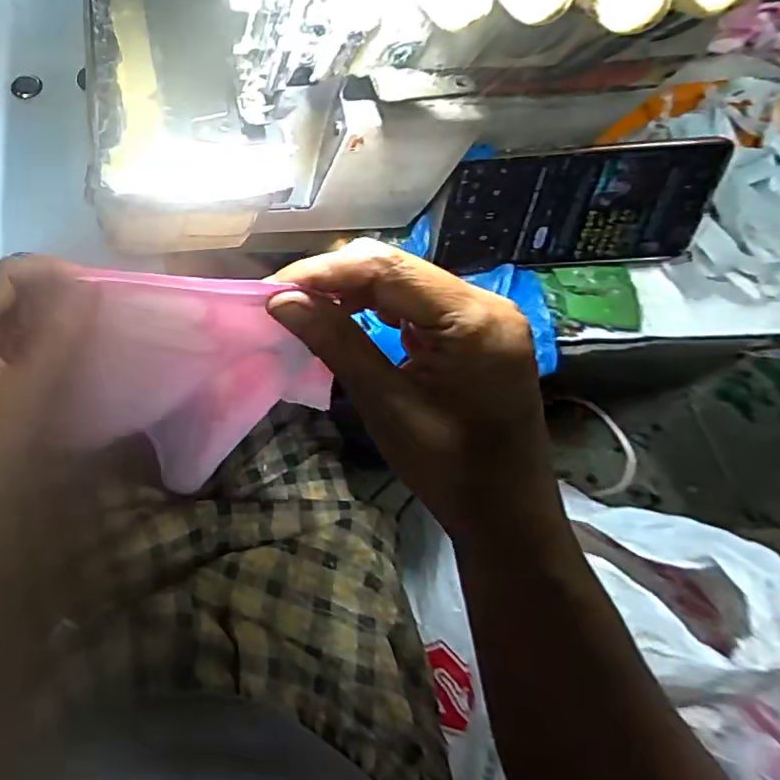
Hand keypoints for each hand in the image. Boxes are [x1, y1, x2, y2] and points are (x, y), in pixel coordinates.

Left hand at [0, 255, 95, 533]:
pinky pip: (26, 347)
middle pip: (15, 293)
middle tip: (106, 309)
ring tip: (101, 327)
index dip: (53, 273)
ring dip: (60, 319)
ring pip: (23, 320)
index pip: (8, 274)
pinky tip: (83, 352)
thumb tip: (86, 285)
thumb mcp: (27, 393)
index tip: (99, 288)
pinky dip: (54, 343)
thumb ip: (57, 336)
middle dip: (59, 295)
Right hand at [266, 239, 557, 542]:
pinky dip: (367, 304)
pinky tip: (338, 318)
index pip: (386, 269)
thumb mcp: (386, 404)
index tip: (272, 290)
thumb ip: (335, 343)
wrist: (507, 514)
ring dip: (344, 288)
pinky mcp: (467, 330)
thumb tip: (280, 301)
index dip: (322, 272)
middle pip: (393, 265)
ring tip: (300, 308)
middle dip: (330, 276)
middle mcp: (482, 303)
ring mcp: (477, 315)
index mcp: (473, 320)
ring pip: (397, 278)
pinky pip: (408, 301)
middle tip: (281, 299)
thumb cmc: (449, 468)